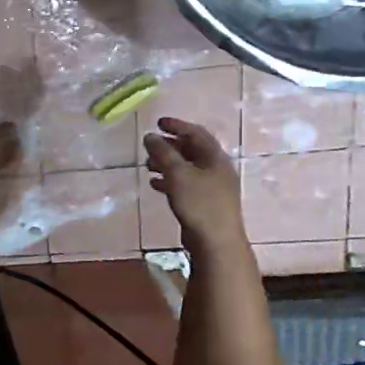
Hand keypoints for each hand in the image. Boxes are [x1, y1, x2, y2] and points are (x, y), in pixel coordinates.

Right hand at [144, 117, 247, 254]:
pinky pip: (186, 184)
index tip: (158, 122)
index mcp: (215, 157)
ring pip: (187, 168)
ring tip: (148, 165)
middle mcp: (216, 169)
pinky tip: (155, 184)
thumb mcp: (178, 174)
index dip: (177, 125)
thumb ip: (163, 153)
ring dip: (167, 163)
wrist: (216, 241)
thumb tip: (150, 136)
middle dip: (169, 145)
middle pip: (192, 150)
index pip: (196, 133)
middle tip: (150, 145)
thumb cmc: (199, 203)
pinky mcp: (205, 203)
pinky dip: (170, 180)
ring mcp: (212, 187)